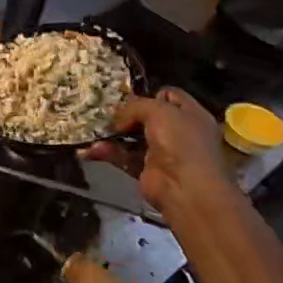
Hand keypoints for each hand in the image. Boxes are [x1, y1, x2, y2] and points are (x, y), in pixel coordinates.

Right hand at [82, 89, 236, 220]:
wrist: (185, 188)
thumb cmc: (180, 142)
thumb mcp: (160, 111)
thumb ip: (136, 107)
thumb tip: (118, 119)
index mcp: (190, 114)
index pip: (170, 96)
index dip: (149, 94)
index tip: (127, 96)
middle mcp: (179, 132)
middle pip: (149, 118)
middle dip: (126, 116)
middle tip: (104, 113)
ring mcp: (163, 153)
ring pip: (134, 139)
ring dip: (113, 136)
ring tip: (93, 131)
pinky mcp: (147, 171)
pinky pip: (125, 158)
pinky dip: (109, 154)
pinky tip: (91, 151)